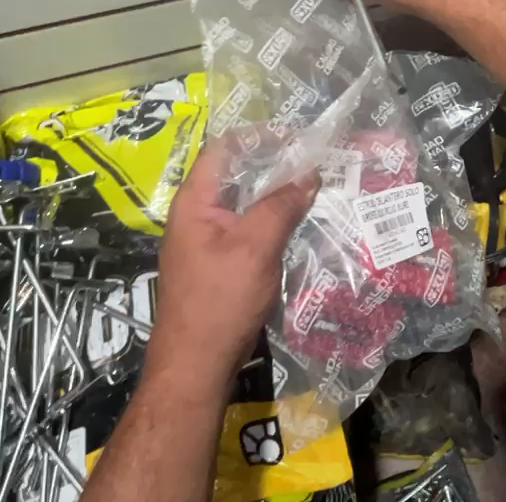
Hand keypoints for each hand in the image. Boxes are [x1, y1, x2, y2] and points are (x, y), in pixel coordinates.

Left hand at [146, 141, 318, 386]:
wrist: (195, 367)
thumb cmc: (221, 300)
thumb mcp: (256, 247)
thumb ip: (281, 206)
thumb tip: (309, 174)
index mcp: (194, 201)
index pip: (224, 149)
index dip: (258, 137)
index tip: (295, 137)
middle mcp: (195, 215)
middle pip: (235, 175)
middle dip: (272, 165)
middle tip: (311, 161)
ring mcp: (204, 241)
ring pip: (242, 204)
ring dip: (273, 194)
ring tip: (310, 187)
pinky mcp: (216, 263)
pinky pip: (244, 228)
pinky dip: (268, 220)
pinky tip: (295, 224)